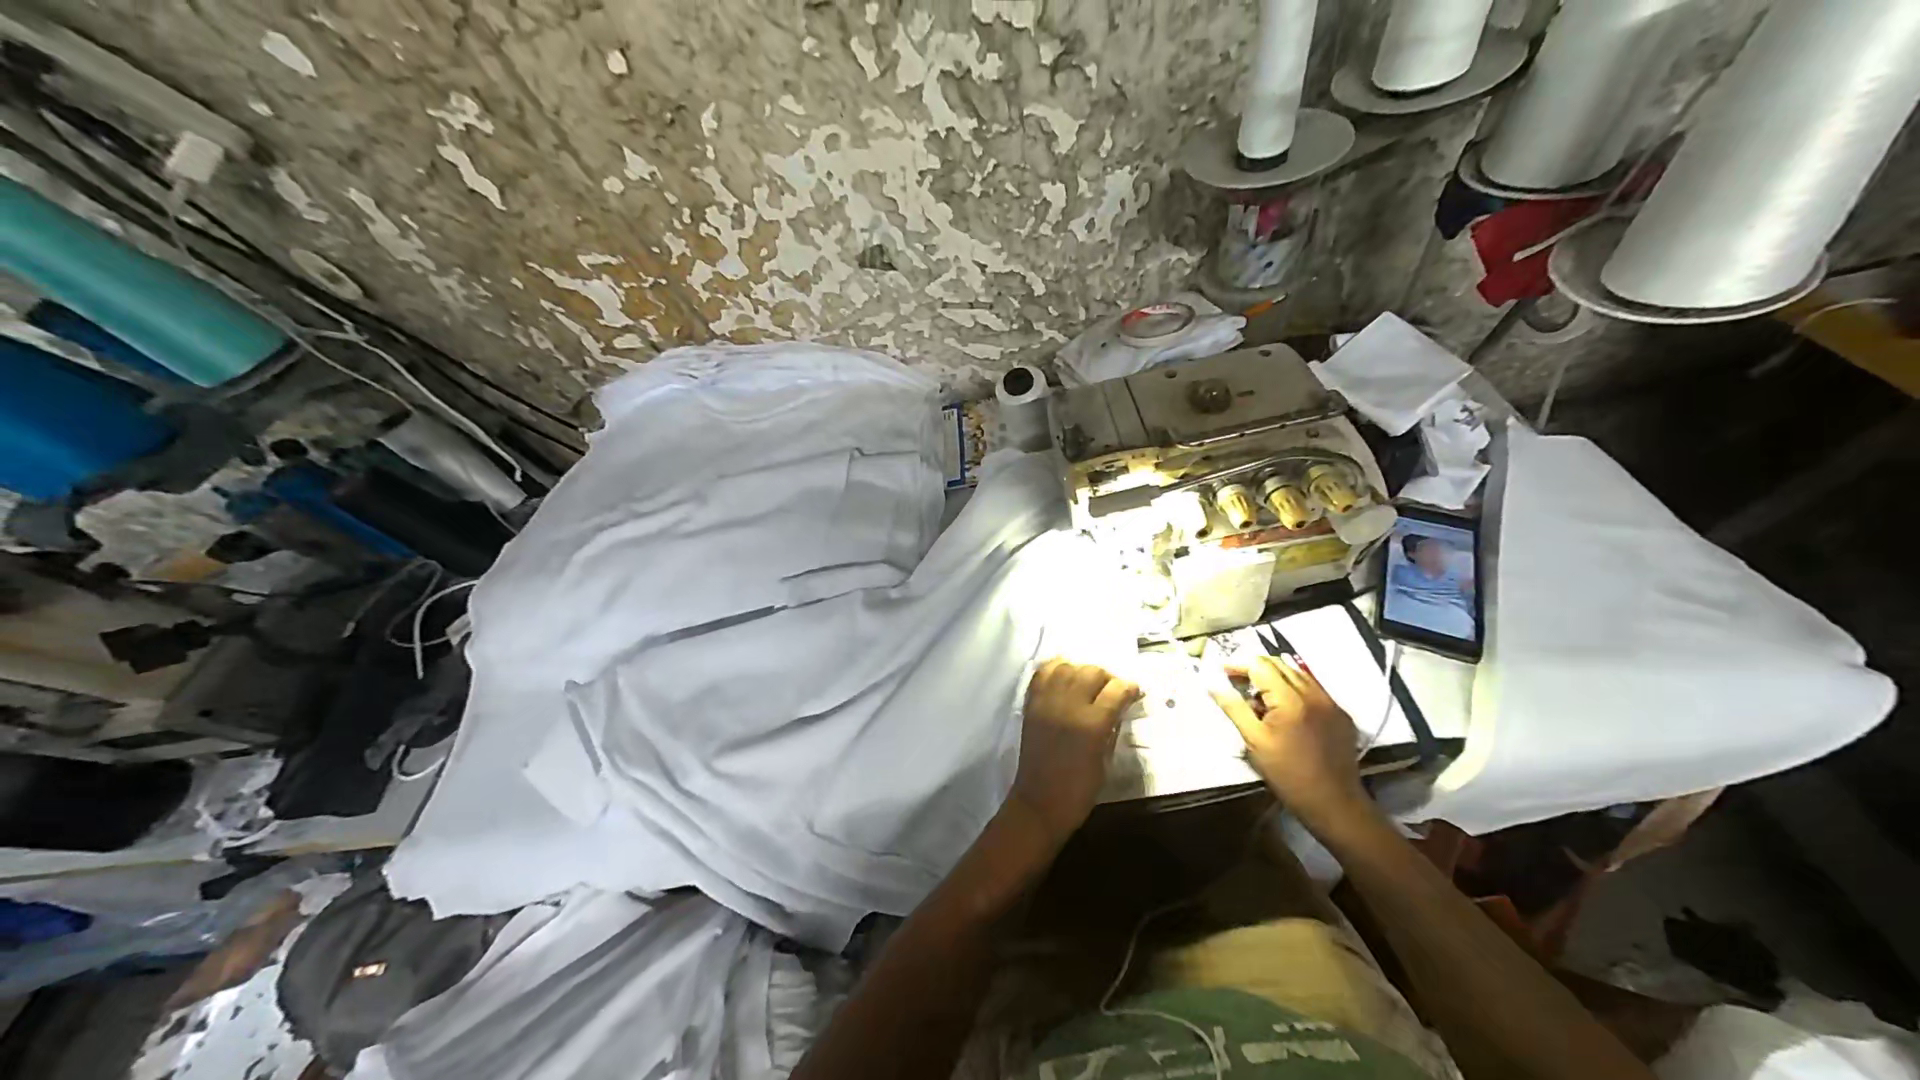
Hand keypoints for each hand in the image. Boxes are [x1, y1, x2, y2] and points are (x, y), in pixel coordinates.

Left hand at [1005, 659, 1140, 848]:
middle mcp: (1068, 706)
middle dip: (1107, 677)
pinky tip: (1065, 676)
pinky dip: (1054, 669)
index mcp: (1092, 724)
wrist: (1039, 803)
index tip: (1134, 692)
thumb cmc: (1079, 790)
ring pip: (1066, 666)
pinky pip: (1041, 674)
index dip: (1130, 688)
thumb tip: (1119, 707)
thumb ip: (1112, 727)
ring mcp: (1046, 703)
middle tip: (1112, 689)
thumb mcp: (1106, 759)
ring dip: (1081, 670)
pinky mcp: (1030, 705)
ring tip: (1088, 682)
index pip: (1117, 690)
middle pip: (1092, 671)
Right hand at [1210, 655, 1372, 832]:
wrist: (1334, 803)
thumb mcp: (1254, 741)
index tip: (1222, 672)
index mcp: (1291, 699)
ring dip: (1275, 678)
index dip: (1239, 665)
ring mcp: (1331, 703)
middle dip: (1256, 668)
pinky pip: (1313, 689)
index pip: (1261, 665)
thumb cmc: (1288, 775)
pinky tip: (1284, 710)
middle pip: (1280, 664)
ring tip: (1259, 697)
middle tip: (1237, 683)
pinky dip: (1294, 690)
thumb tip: (1213, 684)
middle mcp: (1314, 693)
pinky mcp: (1340, 714)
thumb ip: (1234, 708)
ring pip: (1298, 674)